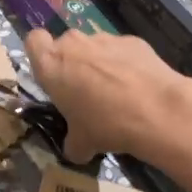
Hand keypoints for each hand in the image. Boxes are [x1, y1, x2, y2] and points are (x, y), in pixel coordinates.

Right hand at [23, 28, 191, 162]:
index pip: (33, 40)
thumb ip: (72, 143)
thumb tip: (76, 151)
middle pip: (66, 44)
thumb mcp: (82, 143)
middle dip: (73, 63)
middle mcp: (73, 45)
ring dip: (100, 63)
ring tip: (117, 91)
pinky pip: (122, 51)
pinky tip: (139, 87)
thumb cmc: (106, 124)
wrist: (158, 111)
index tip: (52, 73)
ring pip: (95, 47)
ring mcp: (105, 39)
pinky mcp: (134, 41)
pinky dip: (126, 64)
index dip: (41, 54)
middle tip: (85, 90)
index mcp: (51, 65)